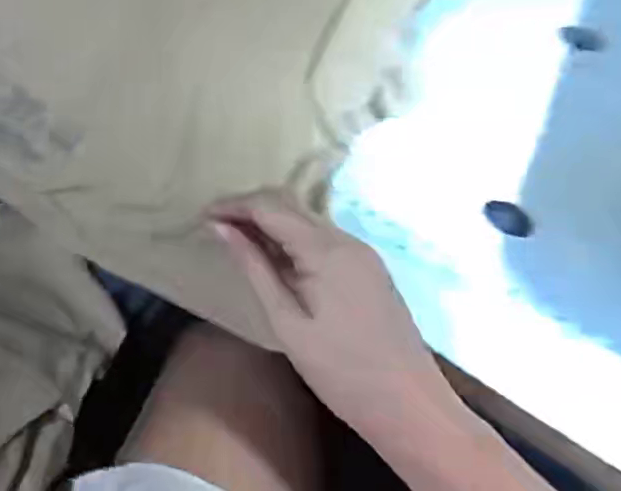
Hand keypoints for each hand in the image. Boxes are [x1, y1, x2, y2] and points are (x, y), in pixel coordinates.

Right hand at [209, 193, 458, 440]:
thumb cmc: (344, 373)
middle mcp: (346, 240)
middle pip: (287, 204)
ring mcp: (362, 253)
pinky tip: (275, 257)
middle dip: (247, 209)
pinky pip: (321, 236)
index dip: (231, 206)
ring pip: (304, 218)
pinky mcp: (369, 268)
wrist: (418, 416)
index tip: (202, 218)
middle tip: (216, 227)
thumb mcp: (286, 322)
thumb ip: (253, 266)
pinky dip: (291, 237)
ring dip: (269, 222)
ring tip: (238, 241)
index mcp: (326, 250)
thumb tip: (219, 227)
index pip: (268, 206)